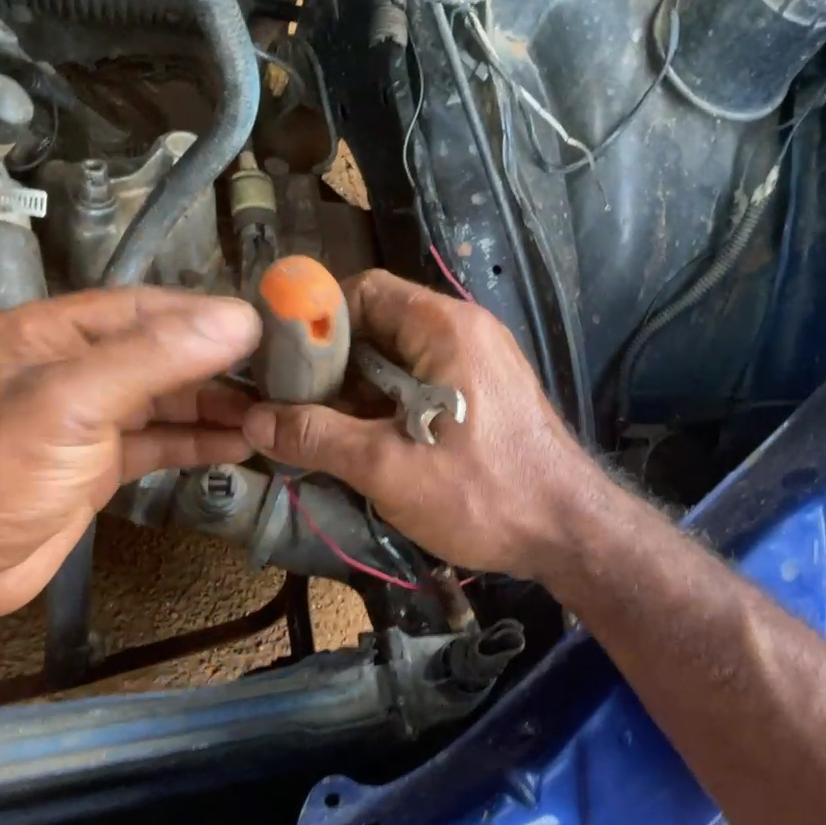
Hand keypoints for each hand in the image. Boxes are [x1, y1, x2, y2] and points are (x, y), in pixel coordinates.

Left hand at [0, 287, 259, 621]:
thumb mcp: (71, 403)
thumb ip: (155, 360)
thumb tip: (238, 320)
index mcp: (47, 334)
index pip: (140, 310)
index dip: (202, 317)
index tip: (263, 331)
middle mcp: (66, 371)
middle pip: (156, 356)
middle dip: (215, 367)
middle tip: (278, 379)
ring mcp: (80, 422)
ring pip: (160, 403)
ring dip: (211, 408)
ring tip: (268, 416)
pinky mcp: (92, 467)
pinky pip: (153, 444)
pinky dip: (192, 443)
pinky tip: (235, 446)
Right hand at [242, 269, 605, 578]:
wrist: (570, 533)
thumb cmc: (484, 495)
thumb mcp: (389, 468)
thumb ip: (318, 438)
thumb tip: (255, 420)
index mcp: (444, 328)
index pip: (362, 291)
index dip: (314, 323)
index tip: (280, 366)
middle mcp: (465, 332)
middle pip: (377, 327)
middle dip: (330, 367)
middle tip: (292, 409)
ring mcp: (479, 364)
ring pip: (398, 361)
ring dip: (356, 394)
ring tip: (319, 434)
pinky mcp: (485, 397)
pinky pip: (422, 385)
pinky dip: (388, 408)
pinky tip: (365, 446)